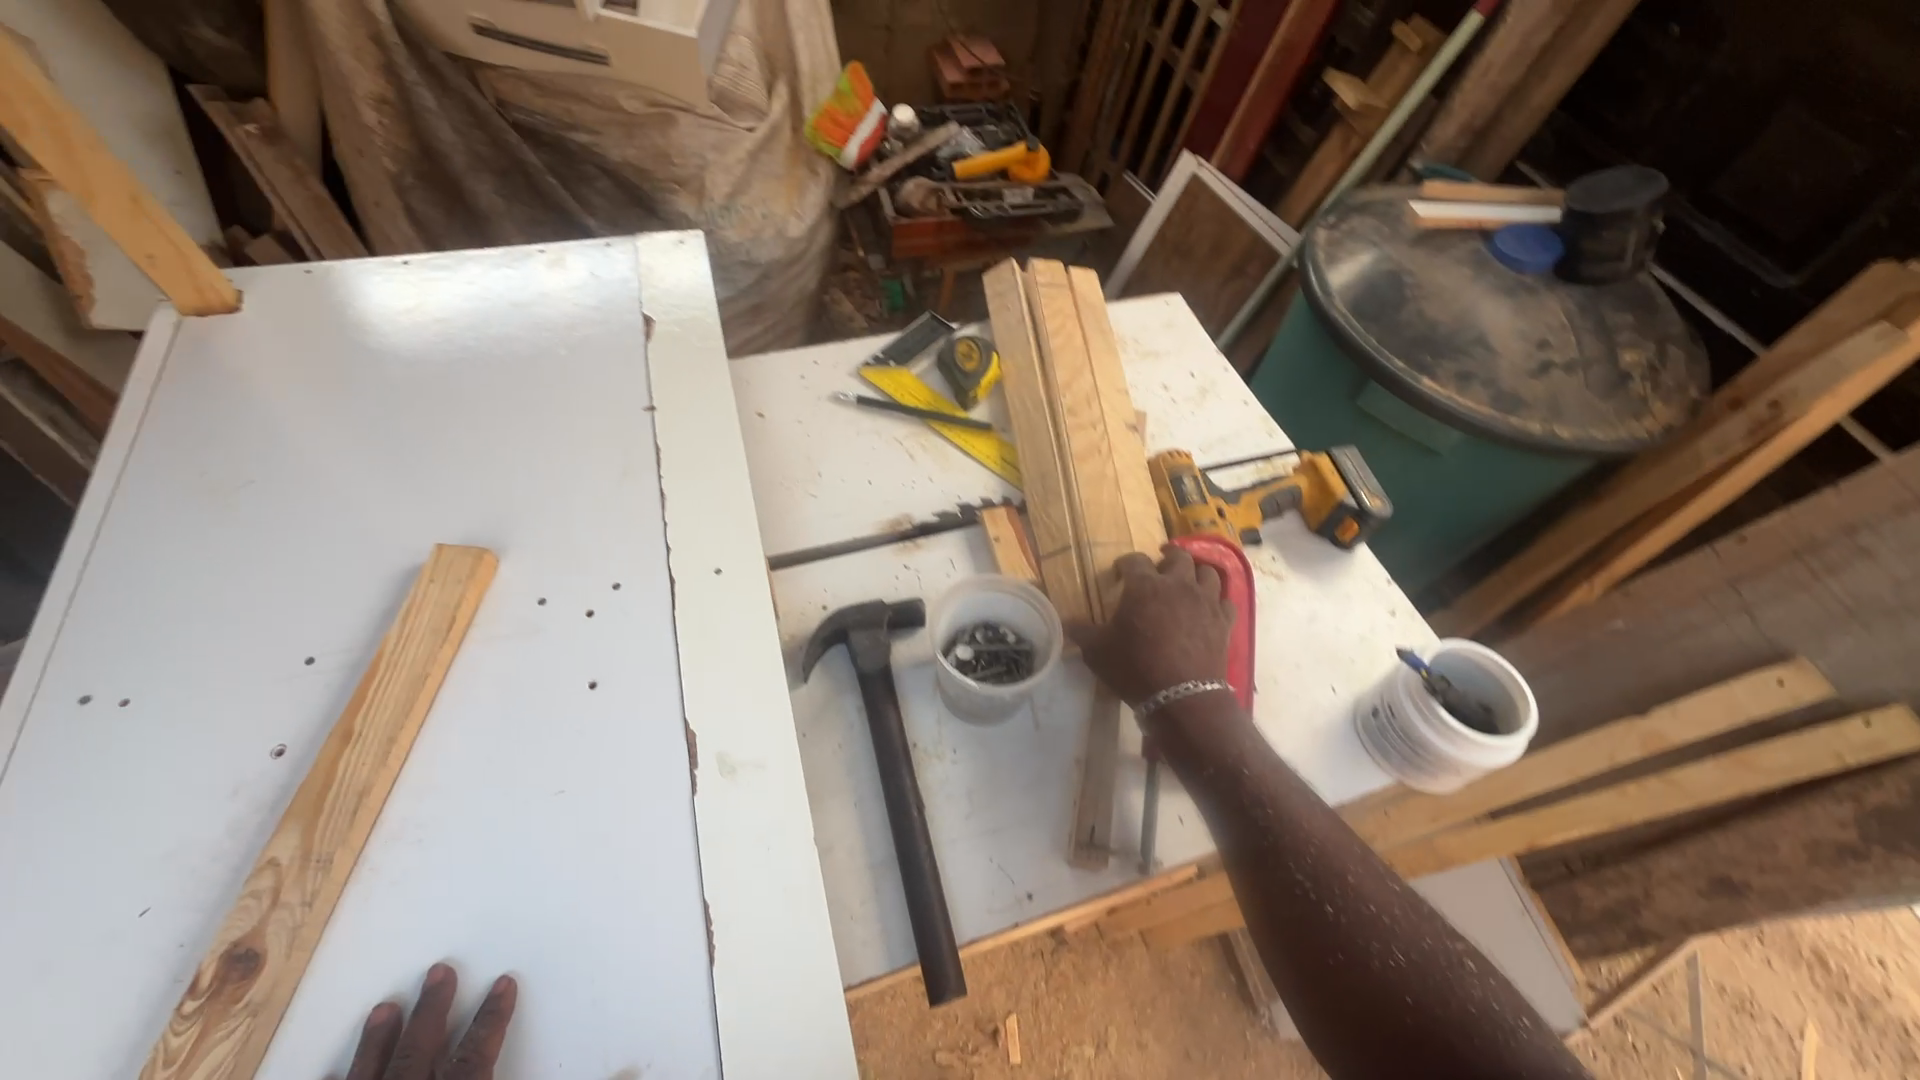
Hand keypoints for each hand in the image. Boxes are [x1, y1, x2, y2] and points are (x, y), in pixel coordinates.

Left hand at [343, 963, 516, 1079]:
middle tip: (439, 972)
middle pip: (417, 1050)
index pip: (473, 1055)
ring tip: (384, 1008)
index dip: (491, 1018)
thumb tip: (527, 1064)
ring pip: (369, 1070)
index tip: (502, 986)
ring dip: (377, 1040)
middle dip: (430, 1009)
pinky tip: (330, 1071)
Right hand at [1069, 544, 1233, 705]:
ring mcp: (1205, 601)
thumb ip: (1082, 631)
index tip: (1118, 574)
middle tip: (1160, 564)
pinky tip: (1209, 607)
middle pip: (1178, 556)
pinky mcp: (1224, 621)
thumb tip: (1067, 622)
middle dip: (1167, 556)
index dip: (1124, 564)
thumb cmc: (1134, 668)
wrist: (1181, 697)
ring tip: (1187, 580)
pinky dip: (1217, 599)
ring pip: (1207, 572)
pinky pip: (1225, 600)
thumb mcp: (1097, 651)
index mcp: (1144, 585)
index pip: (1134, 560)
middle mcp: (1178, 584)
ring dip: (1196, 572)